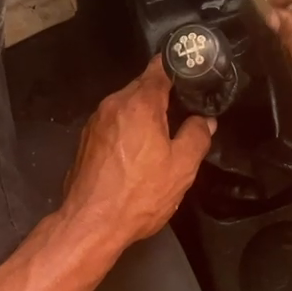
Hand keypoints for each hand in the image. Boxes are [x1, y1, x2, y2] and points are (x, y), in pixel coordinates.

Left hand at [60, 57, 213, 244]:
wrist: (89, 224)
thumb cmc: (139, 193)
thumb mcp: (181, 168)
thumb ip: (197, 136)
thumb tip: (205, 120)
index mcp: (140, 102)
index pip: (160, 67)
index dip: (178, 66)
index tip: (193, 72)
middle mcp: (114, 103)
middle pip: (143, 86)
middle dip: (163, 96)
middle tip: (184, 112)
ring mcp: (96, 120)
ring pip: (127, 105)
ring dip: (144, 115)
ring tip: (162, 136)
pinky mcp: (86, 138)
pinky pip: (114, 122)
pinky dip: (127, 128)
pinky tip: (137, 153)